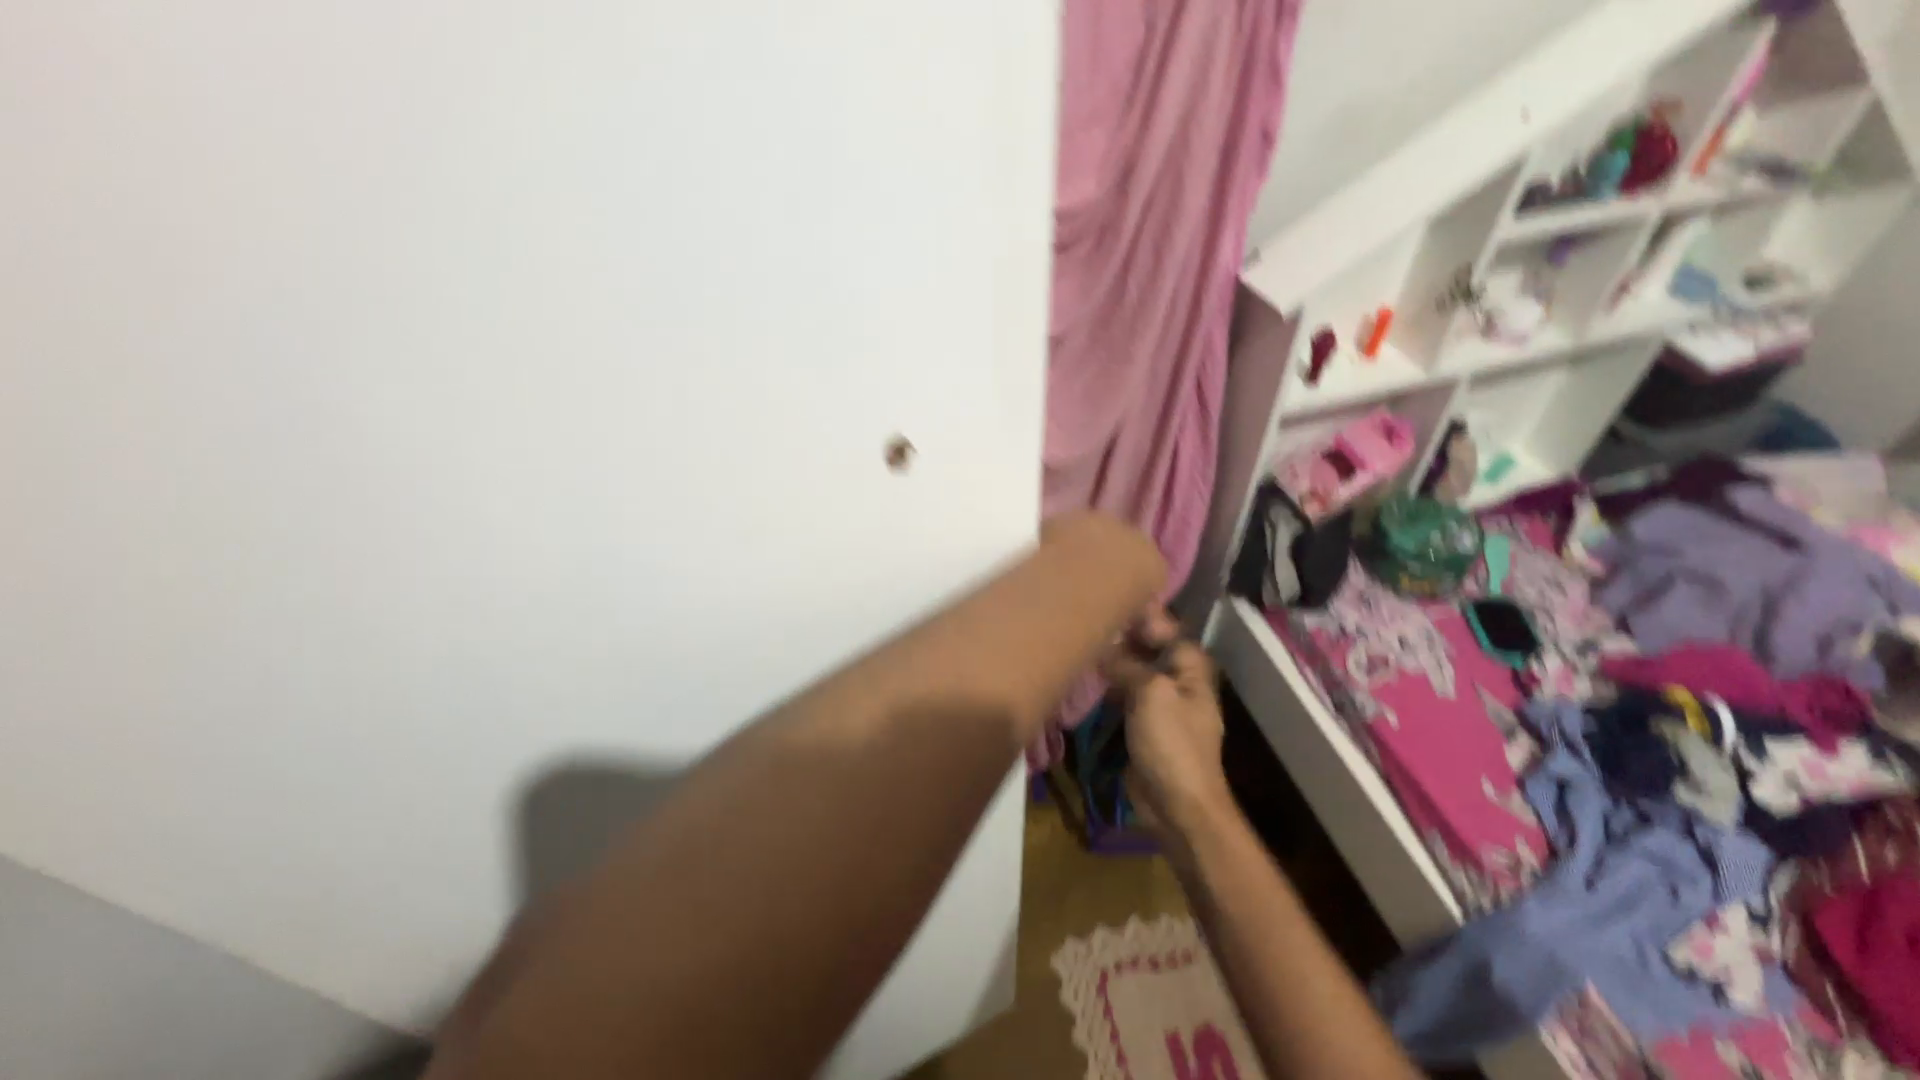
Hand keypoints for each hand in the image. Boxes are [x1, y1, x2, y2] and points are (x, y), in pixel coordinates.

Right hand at [1100, 608, 1232, 839]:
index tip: (1108, 603)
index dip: (1142, 616)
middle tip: (1086, 624)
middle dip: (1123, 638)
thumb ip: (1129, 664)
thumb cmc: (1172, 743)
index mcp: (1191, 668)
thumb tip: (1105, 649)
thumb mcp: (1151, 693)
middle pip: (1149, 649)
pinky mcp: (1144, 726)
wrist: (1177, 804)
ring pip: (1134, 673)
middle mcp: (1179, 681)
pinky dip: (1109, 688)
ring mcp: (1161, 705)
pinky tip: (1086, 680)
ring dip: (1113, 664)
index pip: (1167, 629)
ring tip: (1081, 646)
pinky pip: (1125, 697)